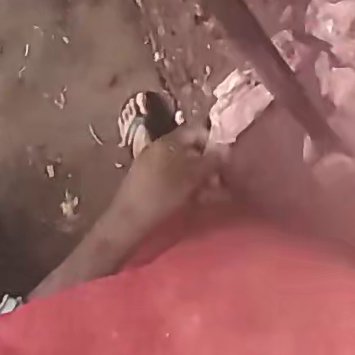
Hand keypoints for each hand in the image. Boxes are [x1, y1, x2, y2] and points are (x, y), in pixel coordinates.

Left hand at [99, 123, 218, 241]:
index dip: (213, 140)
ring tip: (217, 193)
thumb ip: (210, 162)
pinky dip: (190, 186)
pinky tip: (200, 200)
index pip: (195, 131)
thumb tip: (226, 149)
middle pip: (191, 150)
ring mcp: (153, 167)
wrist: (127, 223)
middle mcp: (159, 150)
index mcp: (167, 142)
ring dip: (202, 177)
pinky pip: (175, 179)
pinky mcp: (151, 184)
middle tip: (225, 179)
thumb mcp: (190, 178)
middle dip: (210, 163)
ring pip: (185, 167)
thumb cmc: (160, 196)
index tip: (228, 156)